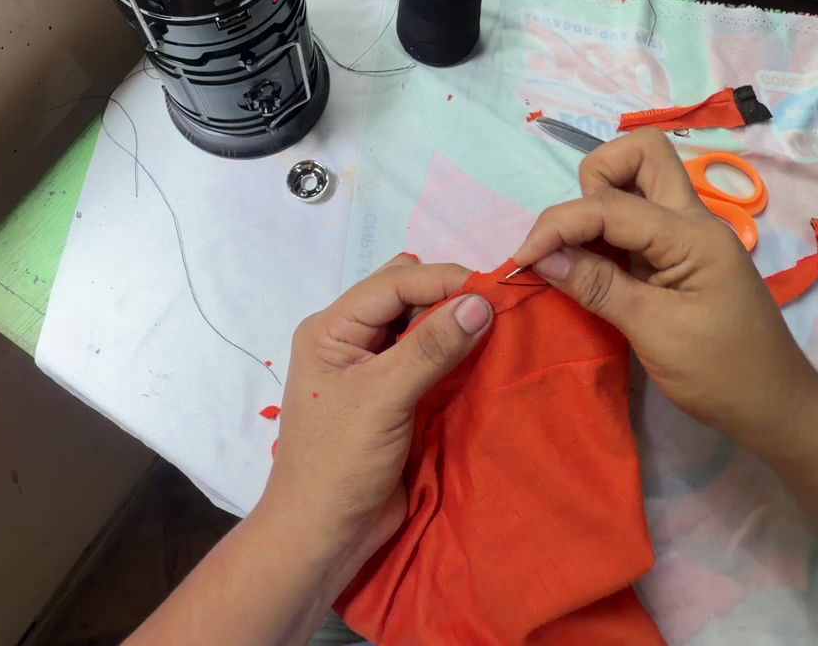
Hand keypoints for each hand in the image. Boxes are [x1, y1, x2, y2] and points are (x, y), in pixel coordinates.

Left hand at [253, 254, 493, 579]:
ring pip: (416, 322)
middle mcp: (349, 337)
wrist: (324, 538)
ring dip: (451, 321)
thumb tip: (481, 302)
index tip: (490, 289)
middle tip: (494, 304)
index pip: (392, 284)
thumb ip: (431, 348)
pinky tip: (478, 349)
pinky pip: (425, 355)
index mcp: (331, 328)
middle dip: (446, 295)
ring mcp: (370, 365)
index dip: (441, 279)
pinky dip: (451, 349)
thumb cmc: (340, 463)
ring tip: (492, 321)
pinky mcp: (391, 391)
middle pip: (403, 295)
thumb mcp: (384, 398)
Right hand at [511, 129, 817, 451]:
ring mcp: (686, 234)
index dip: (559, 224)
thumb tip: (542, 257)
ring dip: (598, 201)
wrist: (777, 409)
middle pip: (641, 154)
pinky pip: (636, 217)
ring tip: (576, 253)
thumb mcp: (655, 333)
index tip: (524, 259)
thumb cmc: (724, 375)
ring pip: (639, 178)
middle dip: (594, 177)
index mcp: (693, 235)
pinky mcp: (678, 254)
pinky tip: (589, 264)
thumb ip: (598, 287)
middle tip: (572, 234)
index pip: (612, 204)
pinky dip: (604, 229)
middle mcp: (691, 220)